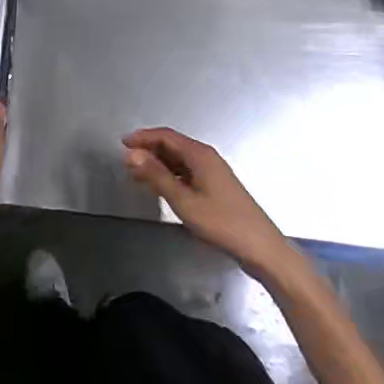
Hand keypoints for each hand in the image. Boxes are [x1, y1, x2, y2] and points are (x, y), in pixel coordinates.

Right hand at [123, 127, 299, 279]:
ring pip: (179, 160)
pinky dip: (170, 175)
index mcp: (199, 154)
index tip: (123, 144)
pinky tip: (160, 187)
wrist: (260, 247)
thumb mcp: (184, 201)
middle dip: (149, 150)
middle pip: (173, 145)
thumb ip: (157, 176)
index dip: (143, 137)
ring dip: (158, 164)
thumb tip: (132, 154)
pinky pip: (187, 172)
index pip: (166, 136)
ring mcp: (213, 171)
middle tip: (127, 161)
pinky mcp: (216, 186)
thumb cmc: (221, 222)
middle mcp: (206, 157)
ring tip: (137, 175)